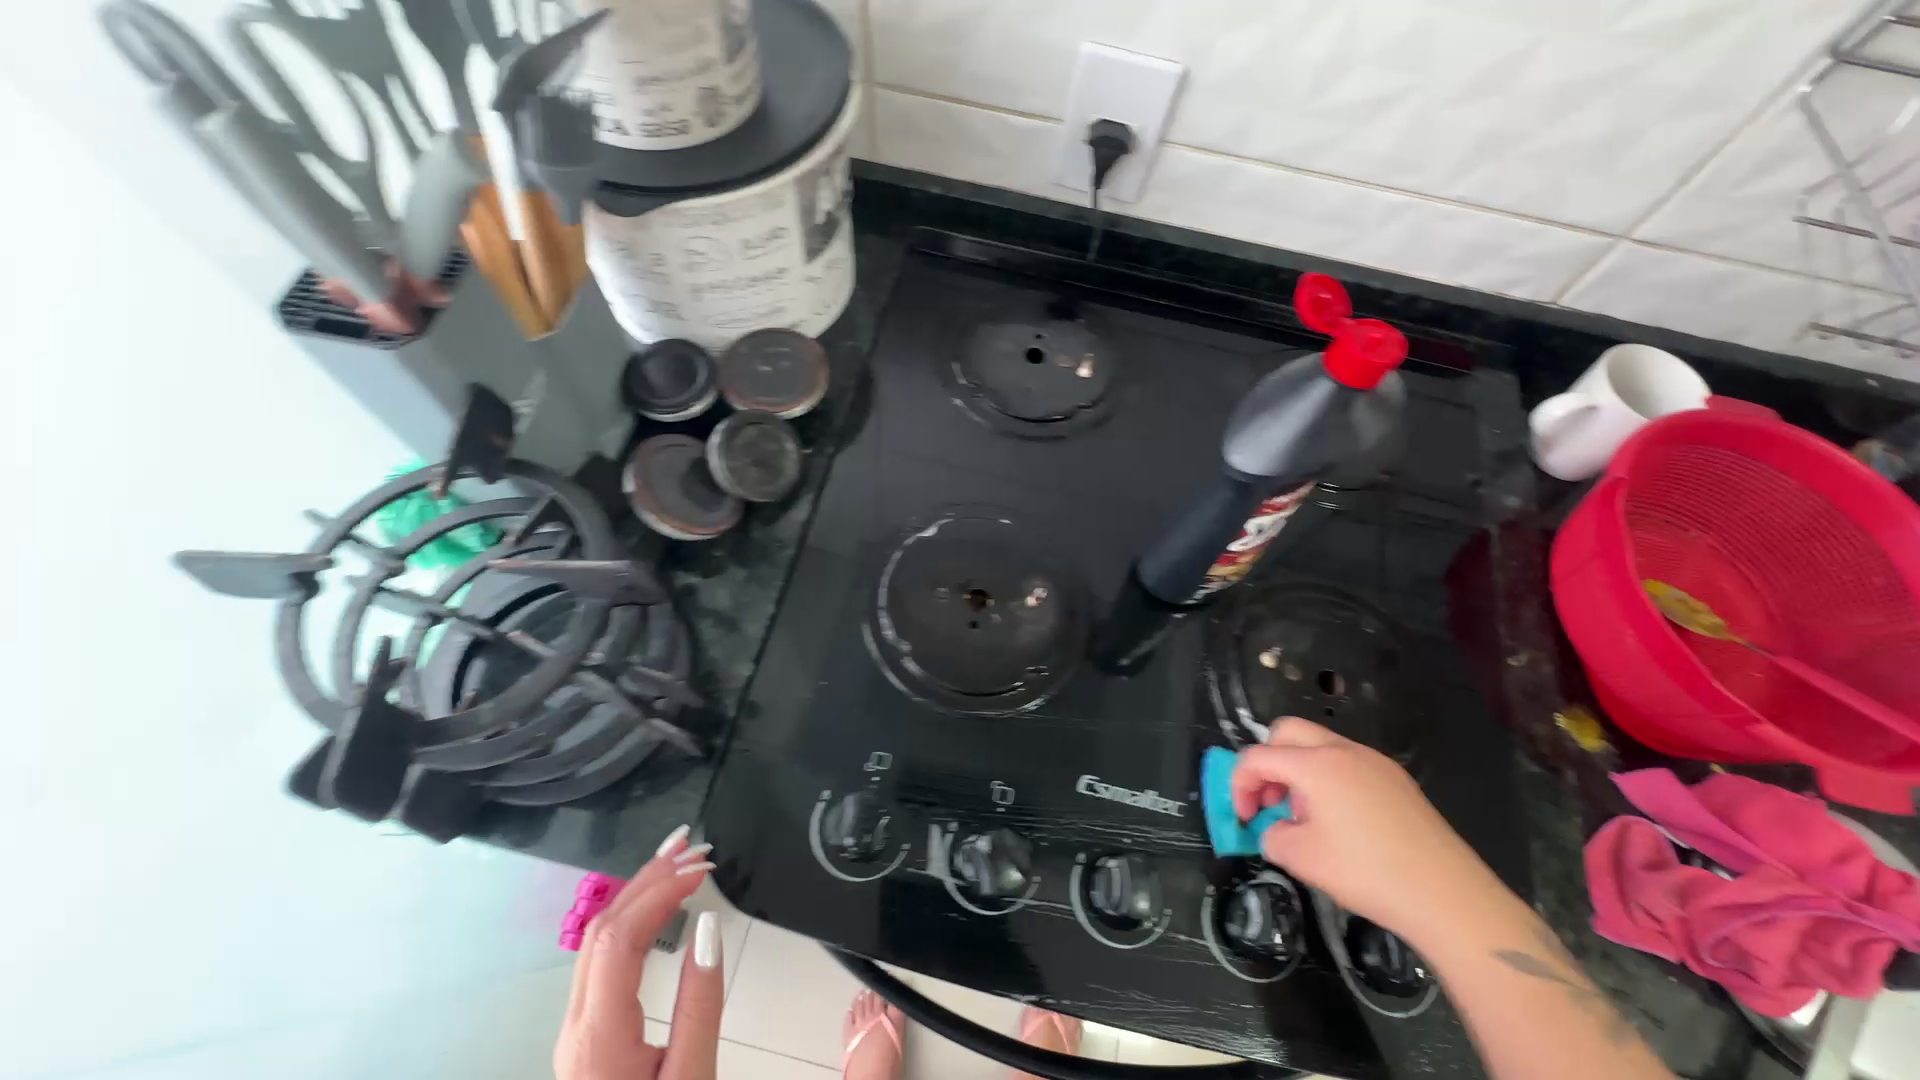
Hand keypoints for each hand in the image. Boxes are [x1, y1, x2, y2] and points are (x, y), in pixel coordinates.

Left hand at [554, 828, 721, 1079]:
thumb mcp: (692, 1077)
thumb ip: (701, 1003)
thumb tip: (708, 927)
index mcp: (600, 1033)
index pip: (621, 937)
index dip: (660, 891)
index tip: (703, 866)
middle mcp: (578, 1022)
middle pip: (602, 928)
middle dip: (649, 877)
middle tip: (695, 845)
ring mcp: (577, 1027)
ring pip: (597, 940)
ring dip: (638, 892)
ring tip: (679, 860)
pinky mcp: (587, 1033)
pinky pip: (602, 958)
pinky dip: (632, 919)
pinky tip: (656, 907)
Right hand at [1230, 717, 1504, 946]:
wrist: (1447, 896)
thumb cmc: (1367, 873)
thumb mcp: (1301, 859)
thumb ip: (1272, 834)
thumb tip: (1276, 828)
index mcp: (1317, 765)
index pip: (1258, 756)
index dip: (1239, 784)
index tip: (1243, 818)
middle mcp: (1346, 751)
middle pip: (1288, 733)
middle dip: (1267, 763)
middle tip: (1268, 802)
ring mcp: (1376, 762)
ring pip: (1320, 746)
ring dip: (1298, 771)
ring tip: (1304, 817)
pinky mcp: (1397, 780)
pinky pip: (1348, 763)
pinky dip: (1327, 779)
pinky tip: (1339, 822)